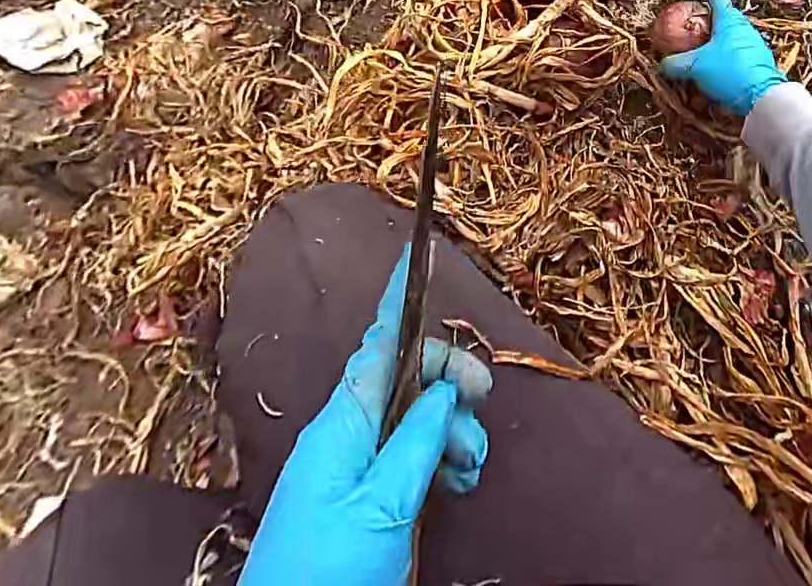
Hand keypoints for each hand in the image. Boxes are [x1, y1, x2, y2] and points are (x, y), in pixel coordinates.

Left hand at [241, 245, 490, 585]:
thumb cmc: (327, 567)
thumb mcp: (382, 503)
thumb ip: (416, 439)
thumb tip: (444, 387)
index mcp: (346, 417)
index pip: (381, 341)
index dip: (398, 297)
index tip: (415, 256)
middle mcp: (352, 427)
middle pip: (408, 375)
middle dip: (450, 380)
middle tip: (485, 402)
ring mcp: (359, 458)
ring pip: (416, 414)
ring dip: (452, 426)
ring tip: (471, 464)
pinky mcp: (369, 489)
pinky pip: (411, 450)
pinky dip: (440, 455)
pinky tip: (457, 478)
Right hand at [657, 0, 786, 114]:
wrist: (762, 98)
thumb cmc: (730, 72)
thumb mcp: (695, 67)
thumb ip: (674, 64)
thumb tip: (663, 65)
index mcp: (729, 20)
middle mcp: (743, 28)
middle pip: (719, 16)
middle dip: (700, 21)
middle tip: (685, 30)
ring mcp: (752, 44)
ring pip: (726, 36)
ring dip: (709, 42)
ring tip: (694, 55)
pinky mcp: (756, 61)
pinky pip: (733, 53)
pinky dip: (719, 57)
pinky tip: (709, 72)